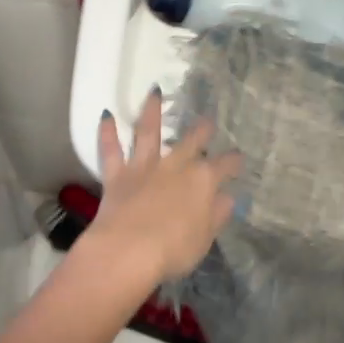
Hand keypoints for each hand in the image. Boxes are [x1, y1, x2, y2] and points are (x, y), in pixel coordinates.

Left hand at [84, 90, 242, 286]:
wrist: (128, 251)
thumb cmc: (173, 250)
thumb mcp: (205, 238)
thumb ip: (216, 215)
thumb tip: (227, 198)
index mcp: (202, 181)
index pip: (224, 166)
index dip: (233, 162)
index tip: (238, 159)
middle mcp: (175, 166)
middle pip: (191, 141)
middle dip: (201, 130)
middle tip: (207, 120)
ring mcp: (144, 167)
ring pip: (148, 132)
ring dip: (151, 111)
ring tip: (154, 91)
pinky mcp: (117, 174)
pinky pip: (111, 149)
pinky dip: (107, 132)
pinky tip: (105, 115)